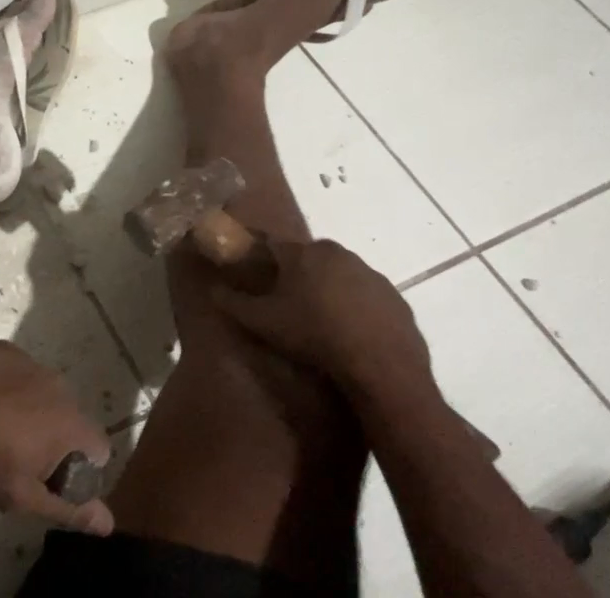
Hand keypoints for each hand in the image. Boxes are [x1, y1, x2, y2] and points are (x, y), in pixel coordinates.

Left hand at [0, 311, 114, 536]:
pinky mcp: (1, 347)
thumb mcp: (25, 496)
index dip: (79, 469)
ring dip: (29, 408)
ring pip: (41, 392)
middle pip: (69, 418)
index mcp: (72, 423)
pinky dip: (5, 385)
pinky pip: (15, 372)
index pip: (98, 450)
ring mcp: (29, 361)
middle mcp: (59, 385)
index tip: (49, 479)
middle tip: (17, 456)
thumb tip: (109, 524)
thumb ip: (70, 510)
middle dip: (52, 438)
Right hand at [212, 239, 432, 403]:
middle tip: (285, 298)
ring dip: (327, 288)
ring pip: (339, 275)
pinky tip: (349, 332)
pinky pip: (366, 296)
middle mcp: (339, 253)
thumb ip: (232, 302)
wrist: (382, 367)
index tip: (252, 270)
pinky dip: (355, 306)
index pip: (272, 243)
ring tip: (319, 318)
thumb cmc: (314, 335)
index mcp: (303, 253)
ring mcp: (372, 275)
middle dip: (295, 272)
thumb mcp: (261, 321)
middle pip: (308, 257)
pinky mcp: (397, 299)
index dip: (259, 255)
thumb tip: (213, 288)